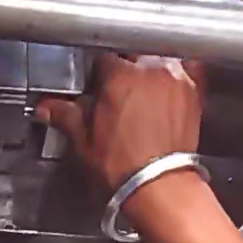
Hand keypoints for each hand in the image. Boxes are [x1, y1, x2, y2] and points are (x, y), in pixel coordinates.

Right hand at [37, 54, 205, 189]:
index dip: (97, 76)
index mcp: (119, 75)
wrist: (160, 187)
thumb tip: (48, 108)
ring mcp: (177, 78)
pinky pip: (188, 70)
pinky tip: (169, 94)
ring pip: (160, 60)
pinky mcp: (195, 93)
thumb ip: (67, 116)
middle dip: (125, 71)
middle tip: (119, 95)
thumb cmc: (125, 169)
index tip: (96, 90)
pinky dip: (178, 77)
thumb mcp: (85, 143)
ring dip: (151, 71)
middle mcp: (151, 68)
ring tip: (143, 96)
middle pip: (133, 55)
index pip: (103, 59)